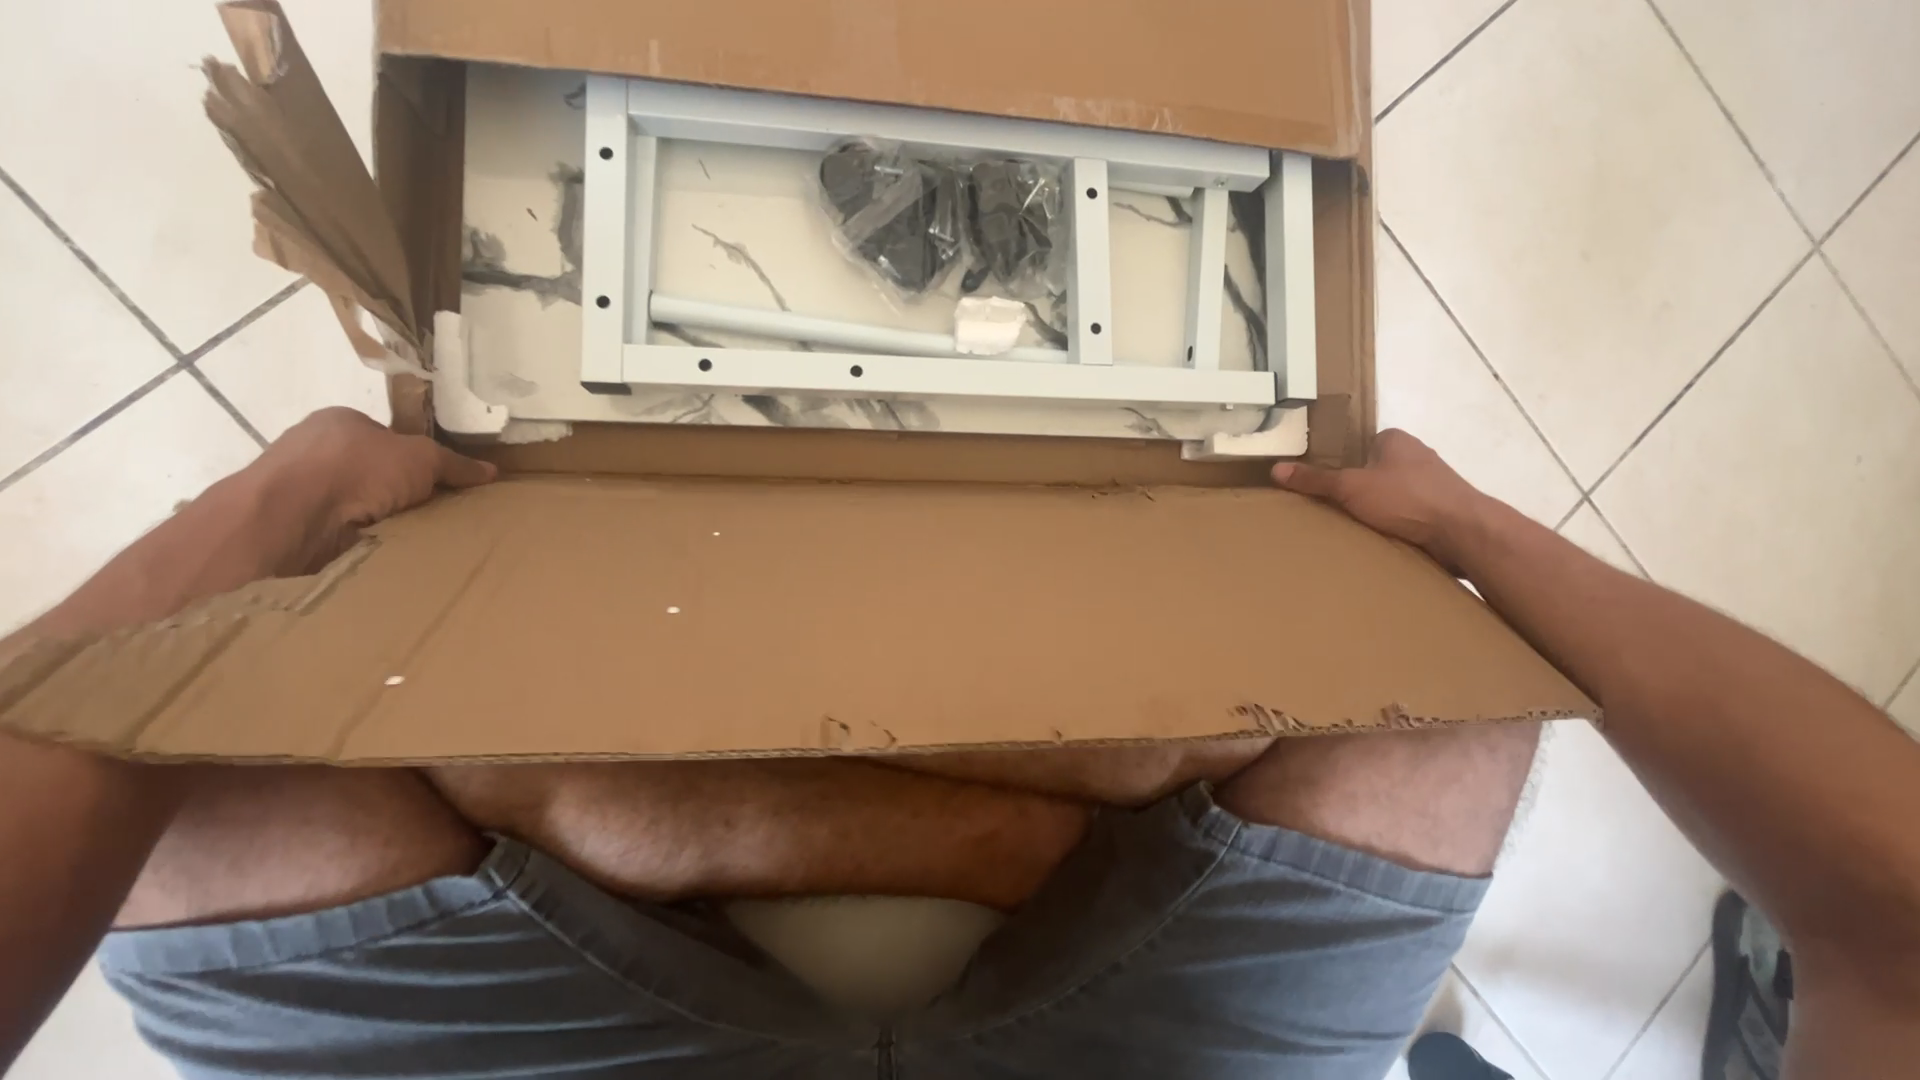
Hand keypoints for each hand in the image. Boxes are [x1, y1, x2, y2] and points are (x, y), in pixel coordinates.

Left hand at [253, 408, 496, 572]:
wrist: (290, 516)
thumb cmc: (356, 468)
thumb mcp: (422, 458)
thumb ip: (455, 464)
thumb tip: (490, 471)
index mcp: (340, 422)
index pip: (387, 438)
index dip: (417, 460)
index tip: (440, 484)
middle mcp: (314, 449)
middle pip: (374, 472)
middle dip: (402, 492)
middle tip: (434, 512)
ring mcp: (298, 487)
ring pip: (358, 503)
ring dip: (383, 518)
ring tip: (414, 536)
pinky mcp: (290, 523)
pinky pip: (341, 529)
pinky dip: (363, 539)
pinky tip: (382, 549)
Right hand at [1269, 429, 1488, 569]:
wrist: (1462, 531)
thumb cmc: (1405, 498)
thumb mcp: (1350, 488)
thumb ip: (1315, 480)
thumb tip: (1276, 469)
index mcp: (1396, 440)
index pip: (1363, 444)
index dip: (1345, 463)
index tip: (1330, 484)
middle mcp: (1418, 455)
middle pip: (1377, 470)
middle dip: (1361, 488)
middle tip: (1336, 507)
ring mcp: (1435, 483)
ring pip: (1395, 493)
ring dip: (1381, 509)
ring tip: (1357, 527)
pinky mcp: (1444, 509)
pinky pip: (1411, 513)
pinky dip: (1398, 524)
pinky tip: (1384, 538)